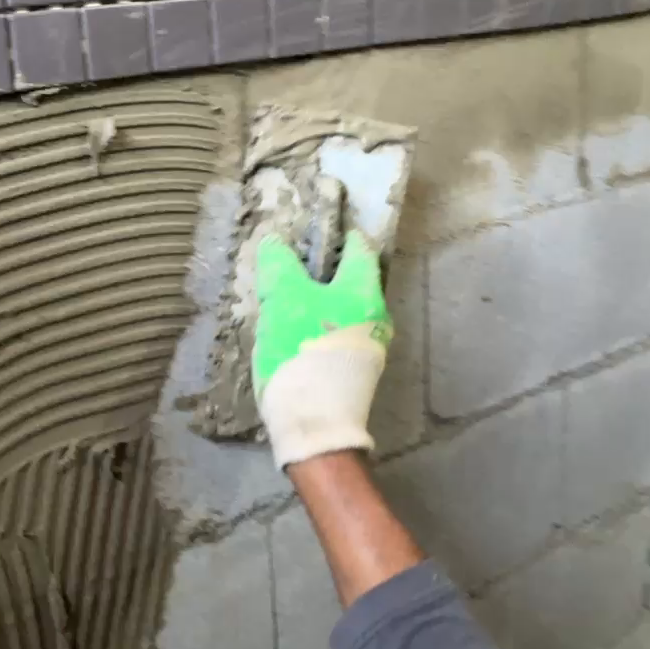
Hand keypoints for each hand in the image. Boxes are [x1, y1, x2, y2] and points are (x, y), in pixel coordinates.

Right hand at [253, 230, 391, 469]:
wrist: (313, 423)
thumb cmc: (302, 351)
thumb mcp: (282, 299)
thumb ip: (279, 266)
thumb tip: (274, 240)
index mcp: (364, 293)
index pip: (359, 250)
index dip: (342, 234)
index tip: (323, 225)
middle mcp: (374, 317)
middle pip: (351, 281)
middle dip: (326, 270)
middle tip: (297, 259)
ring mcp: (366, 347)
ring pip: (342, 309)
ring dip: (319, 299)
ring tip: (288, 293)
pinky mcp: (352, 372)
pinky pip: (335, 332)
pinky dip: (317, 322)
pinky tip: (293, 328)